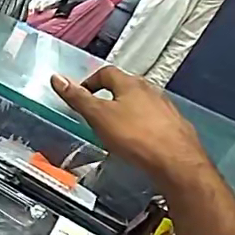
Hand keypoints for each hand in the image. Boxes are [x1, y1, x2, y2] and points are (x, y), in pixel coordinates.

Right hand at [51, 66, 207, 187]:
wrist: (176, 162)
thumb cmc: (136, 137)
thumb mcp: (98, 116)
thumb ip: (78, 98)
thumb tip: (57, 79)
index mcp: (130, 84)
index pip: (106, 72)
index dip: (90, 81)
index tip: (80, 93)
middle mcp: (150, 91)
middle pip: (125, 86)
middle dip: (108, 95)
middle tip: (95, 109)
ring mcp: (165, 108)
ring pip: (140, 103)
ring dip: (126, 110)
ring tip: (114, 126)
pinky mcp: (174, 126)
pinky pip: (153, 120)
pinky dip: (141, 125)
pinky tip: (136, 140)